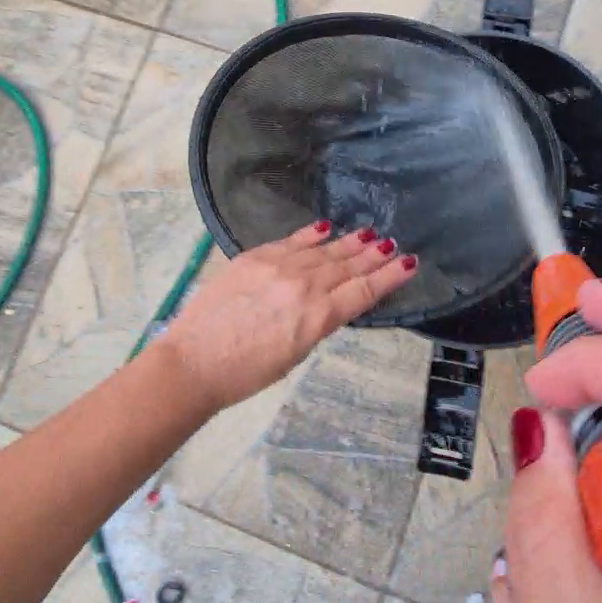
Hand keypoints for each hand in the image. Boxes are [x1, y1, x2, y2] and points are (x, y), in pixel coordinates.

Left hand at [154, 223, 416, 413]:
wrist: (193, 362)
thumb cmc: (245, 374)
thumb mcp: (295, 355)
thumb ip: (317, 322)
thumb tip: (331, 301)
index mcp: (317, 317)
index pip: (363, 291)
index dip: (389, 277)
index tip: (409, 264)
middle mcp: (304, 286)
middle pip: (347, 267)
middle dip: (374, 256)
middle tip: (394, 245)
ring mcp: (278, 267)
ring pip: (323, 251)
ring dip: (349, 243)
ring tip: (370, 235)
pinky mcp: (254, 257)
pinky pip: (291, 241)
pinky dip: (311, 234)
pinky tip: (327, 228)